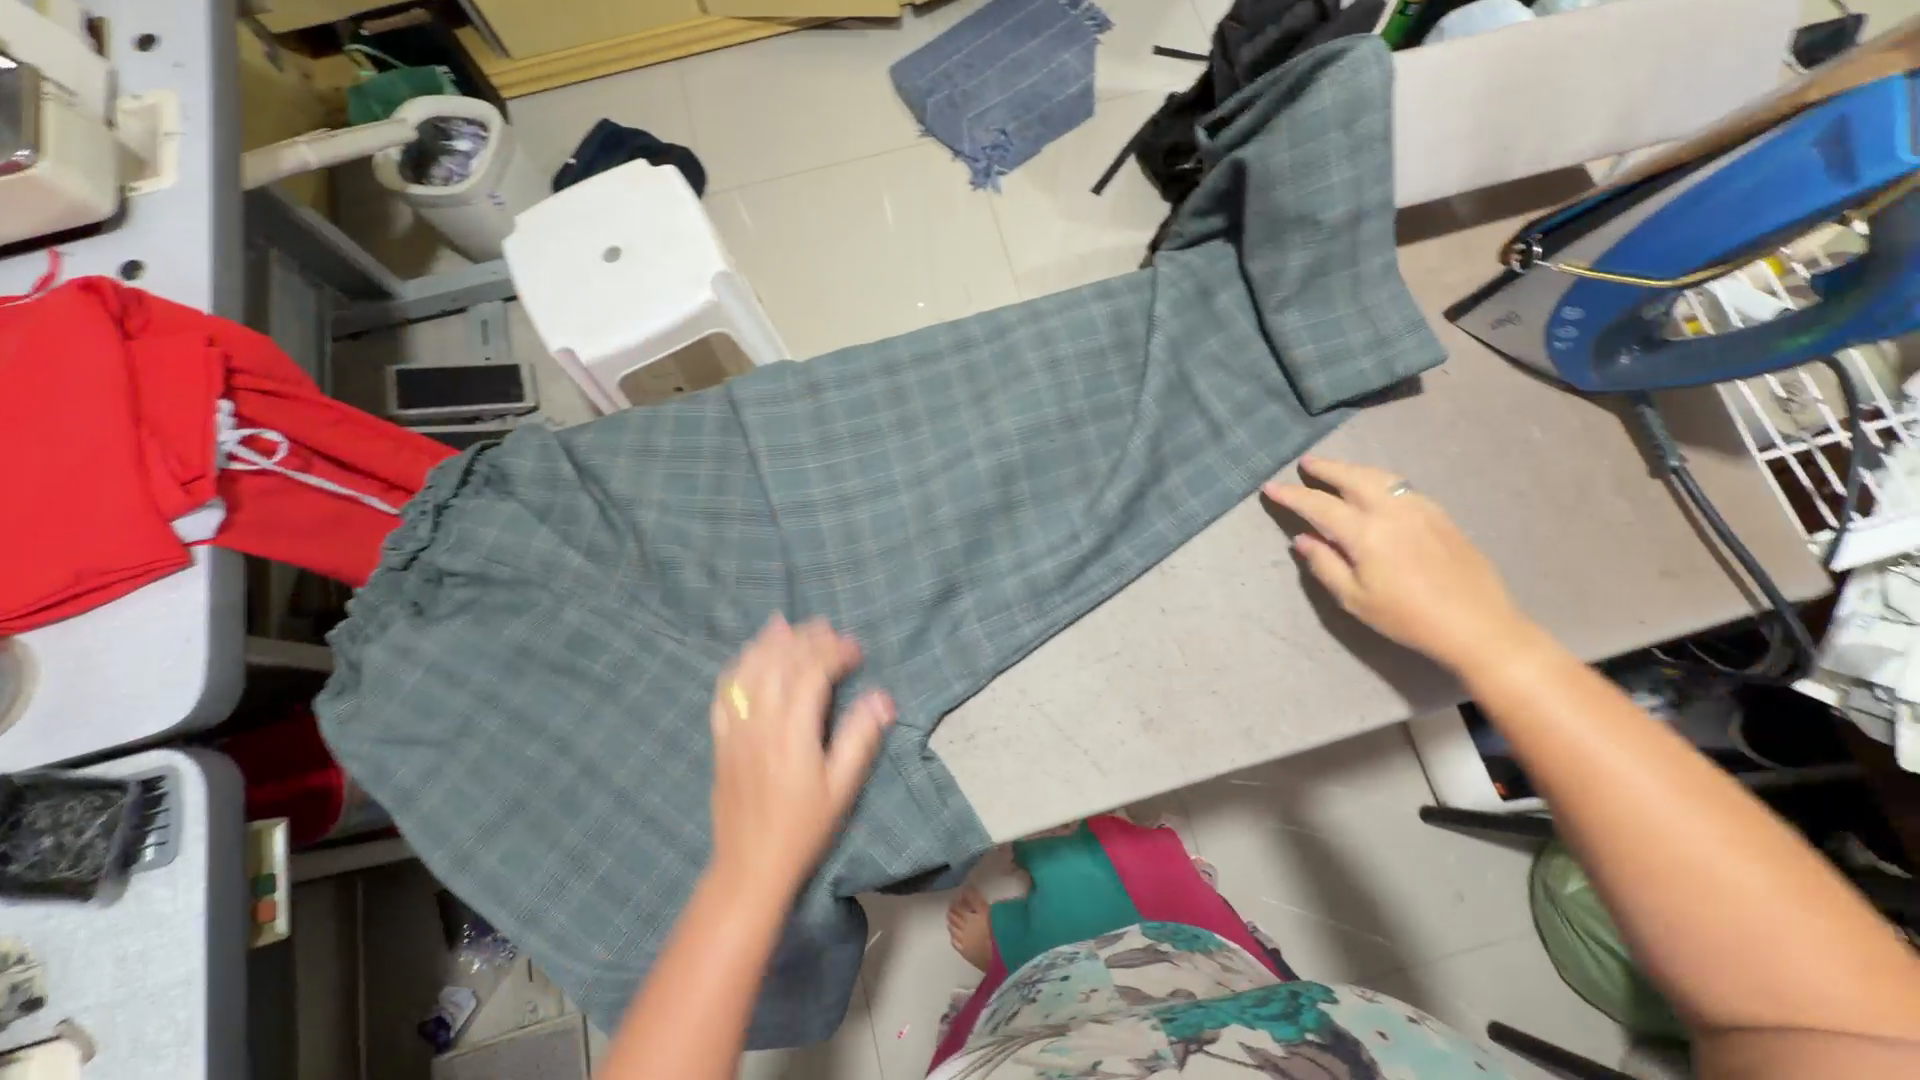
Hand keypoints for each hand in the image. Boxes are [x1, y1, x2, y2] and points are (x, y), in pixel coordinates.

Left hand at [708, 615, 894, 890]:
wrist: (750, 864)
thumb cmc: (804, 828)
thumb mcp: (842, 788)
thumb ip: (860, 739)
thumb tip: (883, 698)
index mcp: (793, 731)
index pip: (813, 673)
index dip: (835, 653)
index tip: (857, 650)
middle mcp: (760, 721)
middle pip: (780, 663)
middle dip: (804, 639)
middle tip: (826, 628)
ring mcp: (736, 728)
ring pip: (748, 670)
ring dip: (769, 643)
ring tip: (787, 626)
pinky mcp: (720, 739)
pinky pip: (723, 692)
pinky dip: (737, 666)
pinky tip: (748, 657)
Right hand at [1263, 456, 1537, 672]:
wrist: (1477, 624)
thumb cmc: (1408, 618)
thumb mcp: (1355, 600)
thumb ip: (1325, 565)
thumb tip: (1304, 539)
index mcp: (1366, 533)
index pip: (1319, 506)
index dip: (1292, 495)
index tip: (1271, 487)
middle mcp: (1391, 510)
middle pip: (1352, 477)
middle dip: (1326, 468)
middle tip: (1306, 463)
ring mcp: (1420, 508)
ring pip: (1380, 476)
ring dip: (1354, 469)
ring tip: (1337, 469)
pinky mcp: (1440, 514)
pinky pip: (1402, 485)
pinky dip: (1379, 478)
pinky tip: (1376, 487)